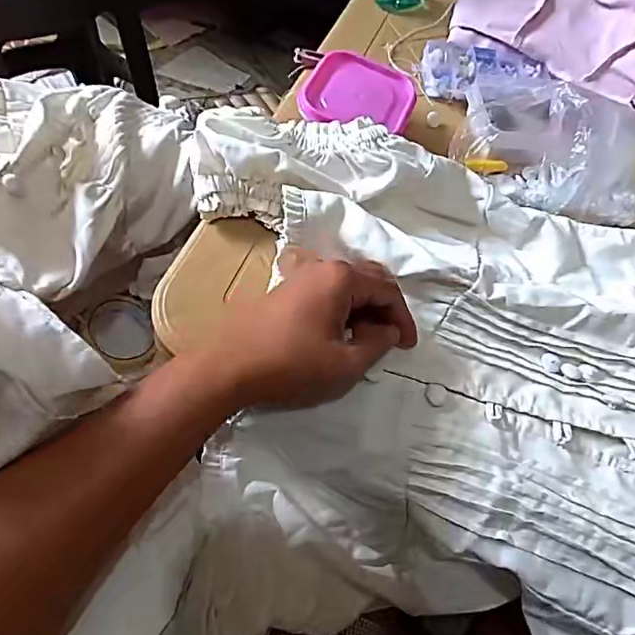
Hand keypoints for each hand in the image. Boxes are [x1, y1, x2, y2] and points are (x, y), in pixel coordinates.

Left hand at [195, 248, 417, 409]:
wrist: (227, 367)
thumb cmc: (290, 366)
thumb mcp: (345, 364)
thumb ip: (377, 344)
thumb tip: (387, 330)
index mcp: (340, 277)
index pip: (387, 290)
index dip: (402, 319)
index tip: (406, 347)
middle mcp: (318, 267)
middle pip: (366, 279)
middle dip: (383, 308)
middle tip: (388, 340)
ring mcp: (296, 276)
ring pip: (342, 284)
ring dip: (359, 307)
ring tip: (361, 339)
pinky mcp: (280, 291)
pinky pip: (320, 290)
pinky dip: (337, 307)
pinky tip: (332, 330)